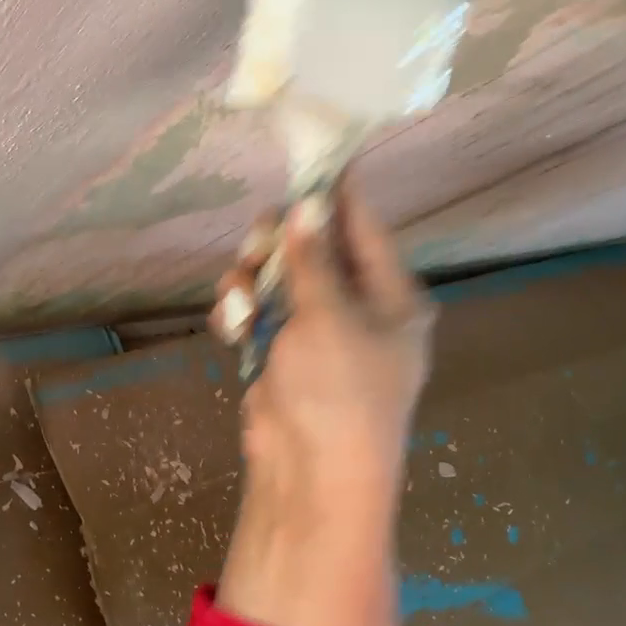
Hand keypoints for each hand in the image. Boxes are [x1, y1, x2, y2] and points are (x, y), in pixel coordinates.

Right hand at [210, 179, 433, 625]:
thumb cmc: (337, 390)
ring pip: (272, 278)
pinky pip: (254, 310)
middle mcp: (354, 306)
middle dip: (274, 248)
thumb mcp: (327, 317)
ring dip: (249, 285)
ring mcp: (313, 329)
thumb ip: (312, 260)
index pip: (363, 229)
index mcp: (390, 296)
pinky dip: (240, 314)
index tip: (315, 159)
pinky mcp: (278, 349)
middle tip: (256, 248)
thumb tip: (309, 205)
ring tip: (240, 309)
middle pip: (307, 249)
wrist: (310, 467)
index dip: (337, 195)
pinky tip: (234, 328)